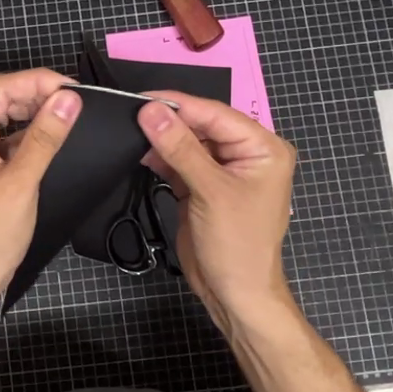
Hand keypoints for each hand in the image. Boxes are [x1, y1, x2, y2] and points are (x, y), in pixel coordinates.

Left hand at [0, 69, 82, 313]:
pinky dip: (25, 132)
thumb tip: (68, 100)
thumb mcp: (21, 185)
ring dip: (32, 111)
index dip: (36, 81)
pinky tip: (49, 135)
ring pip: (0, 114)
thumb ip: (45, 138)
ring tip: (66, 114)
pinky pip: (1, 136)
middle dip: (35, 93)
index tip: (72, 87)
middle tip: (74, 100)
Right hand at [137, 92, 297, 325]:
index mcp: (262, 148)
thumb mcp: (210, 191)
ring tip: (130, 132)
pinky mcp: (203, 187)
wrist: (235, 293)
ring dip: (162, 140)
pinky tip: (141, 154)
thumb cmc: (237, 244)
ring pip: (187, 143)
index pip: (216, 114)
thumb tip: (151, 111)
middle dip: (169, 122)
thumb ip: (180, 148)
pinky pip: (180, 163)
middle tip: (130, 113)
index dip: (179, 104)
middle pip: (201, 126)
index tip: (141, 97)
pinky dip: (161, 159)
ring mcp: (223, 171)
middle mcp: (245, 154)